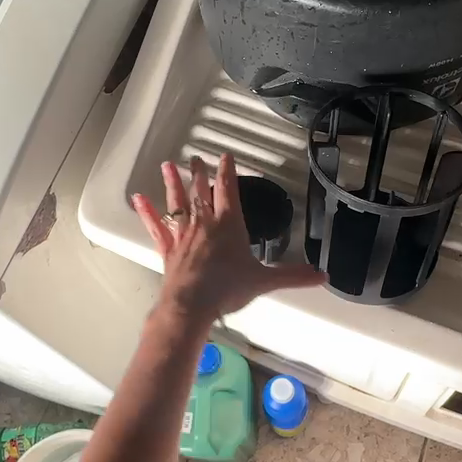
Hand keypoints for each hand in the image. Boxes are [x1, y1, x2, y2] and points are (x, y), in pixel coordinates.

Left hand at [131, 154, 323, 324]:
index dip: (228, 172)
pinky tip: (138, 198)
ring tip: (168, 166)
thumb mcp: (264, 281)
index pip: (229, 191)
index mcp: (228, 225)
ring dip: (173, 184)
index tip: (225, 156)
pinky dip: (147, 212)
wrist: (191, 305)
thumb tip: (323, 275)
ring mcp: (183, 236)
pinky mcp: (168, 250)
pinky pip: (156, 227)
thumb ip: (293, 275)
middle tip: (196, 157)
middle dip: (200, 174)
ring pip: (177, 203)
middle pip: (201, 192)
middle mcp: (204, 224)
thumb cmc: (227, 289)